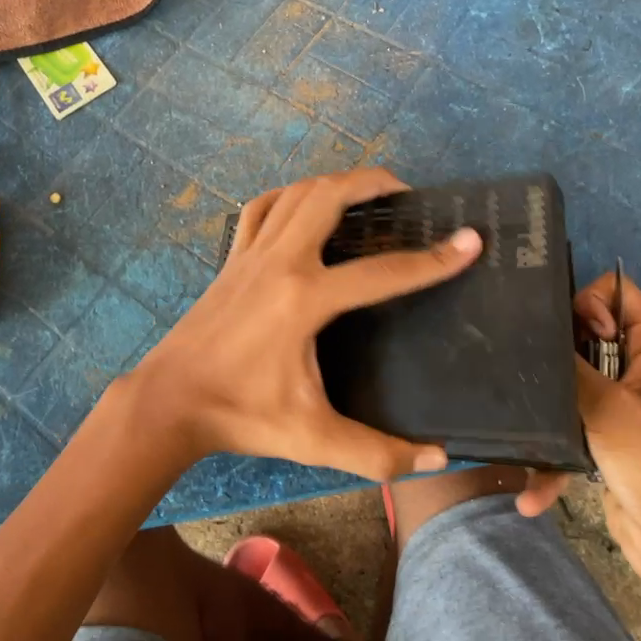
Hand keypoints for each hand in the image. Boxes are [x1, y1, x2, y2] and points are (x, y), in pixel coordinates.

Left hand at [119, 168, 480, 480]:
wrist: (170, 400)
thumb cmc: (243, 414)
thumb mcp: (313, 439)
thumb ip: (377, 453)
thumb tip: (437, 458)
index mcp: (306, 298)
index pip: (383, 271)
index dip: (434, 259)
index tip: (470, 239)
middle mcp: (281, 261)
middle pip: (331, 197)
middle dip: (373, 182)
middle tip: (407, 192)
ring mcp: (251, 253)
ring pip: (296, 193)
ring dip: (333, 182)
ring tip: (363, 191)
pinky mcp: (231, 257)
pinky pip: (261, 208)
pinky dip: (287, 195)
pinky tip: (301, 203)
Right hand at [517, 273, 640, 588]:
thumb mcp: (612, 409)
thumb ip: (568, 368)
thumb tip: (530, 337)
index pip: (616, 293)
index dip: (586, 300)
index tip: (564, 331)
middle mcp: (636, 374)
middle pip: (582, 338)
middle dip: (550, 354)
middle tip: (515, 369)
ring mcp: (619, 414)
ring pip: (569, 390)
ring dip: (544, 415)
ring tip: (512, 432)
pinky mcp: (604, 452)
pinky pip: (567, 439)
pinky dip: (550, 463)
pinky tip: (531, 494)